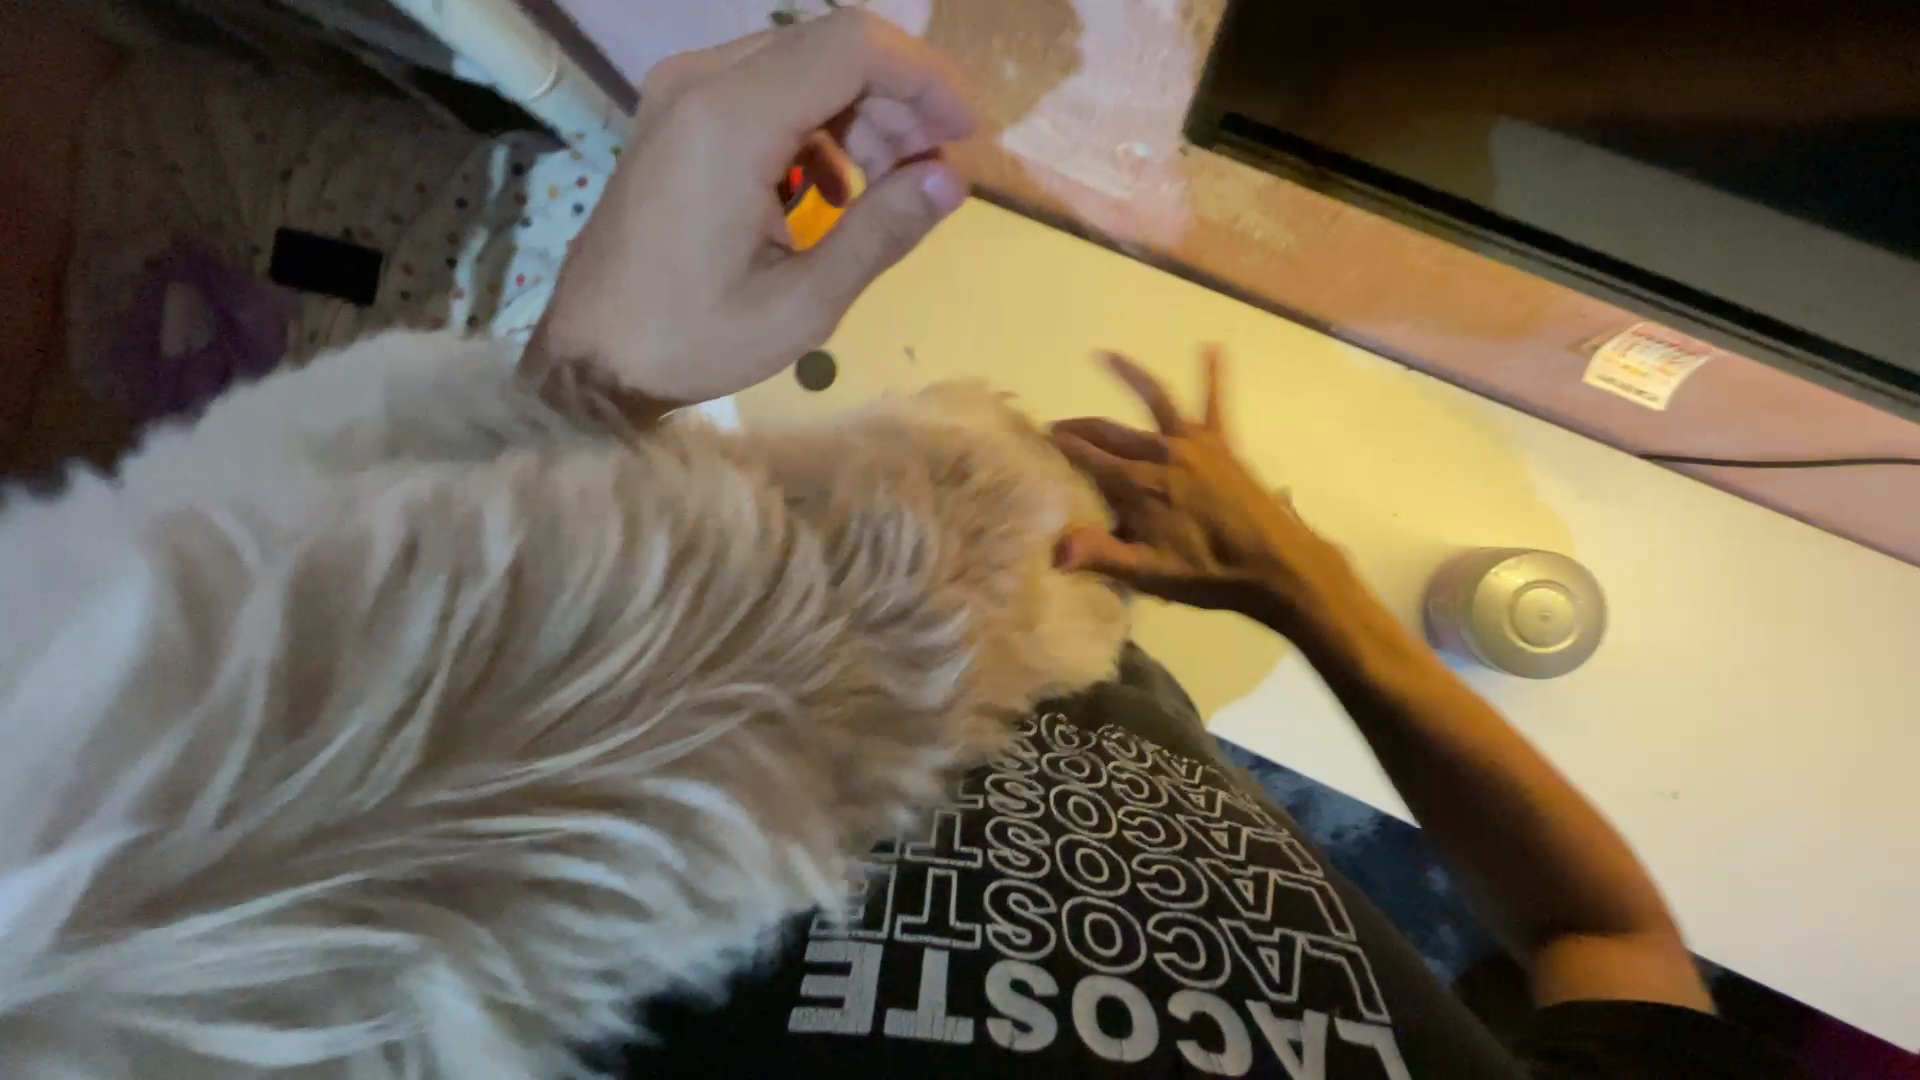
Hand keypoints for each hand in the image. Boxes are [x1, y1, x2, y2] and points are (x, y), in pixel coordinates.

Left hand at [526, 10, 976, 418]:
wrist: (595, 356)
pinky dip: (817, 129)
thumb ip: (881, 233)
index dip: (924, 79)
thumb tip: (952, 179)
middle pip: (828, 48)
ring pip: (800, 68)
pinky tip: (833, 192)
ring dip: (861, 116)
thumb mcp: (802, 304)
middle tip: (933, 172)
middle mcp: (700, 83)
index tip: (964, 134)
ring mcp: (682, 96)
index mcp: (730, 123)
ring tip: (891, 187)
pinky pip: (766, 96)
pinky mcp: (678, 120)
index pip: (853, 47)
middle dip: (898, 101)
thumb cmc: (695, 341)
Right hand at [1050, 348, 1356, 631]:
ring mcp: (1193, 443)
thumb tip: (1054, 552)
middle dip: (1080, 427)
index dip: (1061, 448)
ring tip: (1107, 355)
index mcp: (1138, 485)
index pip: (1088, 458)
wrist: (1275, 564)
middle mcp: (1160, 453)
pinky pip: (1216, 402)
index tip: (1039, 439)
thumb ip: (1100, 555)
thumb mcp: (1147, 572)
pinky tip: (1213, 347)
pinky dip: (1213, 374)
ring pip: (1155, 400)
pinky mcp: (1222, 444)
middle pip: (1110, 431)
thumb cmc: (1206, 572)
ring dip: (1130, 376)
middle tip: (1057, 426)